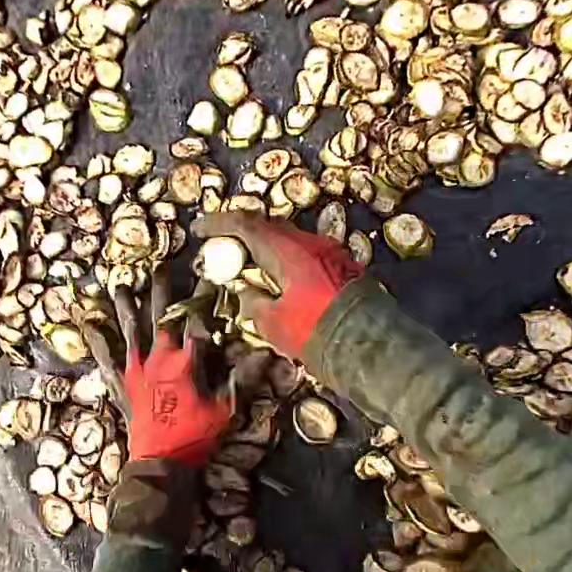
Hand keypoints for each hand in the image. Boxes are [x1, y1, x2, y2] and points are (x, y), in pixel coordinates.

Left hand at [79, 275, 232, 468]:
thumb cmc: (196, 436)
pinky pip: (106, 357)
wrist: (160, 462)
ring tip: (121, 284)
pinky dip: (98, 340)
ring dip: (127, 305)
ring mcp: (136, 368)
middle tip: (160, 266)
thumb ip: (244, 378)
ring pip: (131, 329)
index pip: (197, 320)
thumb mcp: (226, 409)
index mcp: (186, 361)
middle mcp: (158, 357)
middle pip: (160, 315)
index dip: (204, 296)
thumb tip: (265, 351)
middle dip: (162, 289)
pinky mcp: (121, 382)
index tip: (209, 273)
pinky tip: (89, 325)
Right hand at [191, 212, 364, 360]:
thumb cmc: (316, 334)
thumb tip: (245, 291)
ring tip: (244, 267)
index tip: (199, 230)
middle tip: (220, 249)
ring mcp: (328, 254)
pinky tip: (273, 279)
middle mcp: (309, 244)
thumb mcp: (273, 323)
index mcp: (288, 251)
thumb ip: (253, 302)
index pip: (247, 225)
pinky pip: (301, 255)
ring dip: (262, 250)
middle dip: (240, 236)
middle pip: (267, 228)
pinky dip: (280, 261)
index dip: (219, 224)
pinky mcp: (340, 268)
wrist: (372, 347)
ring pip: (286, 242)